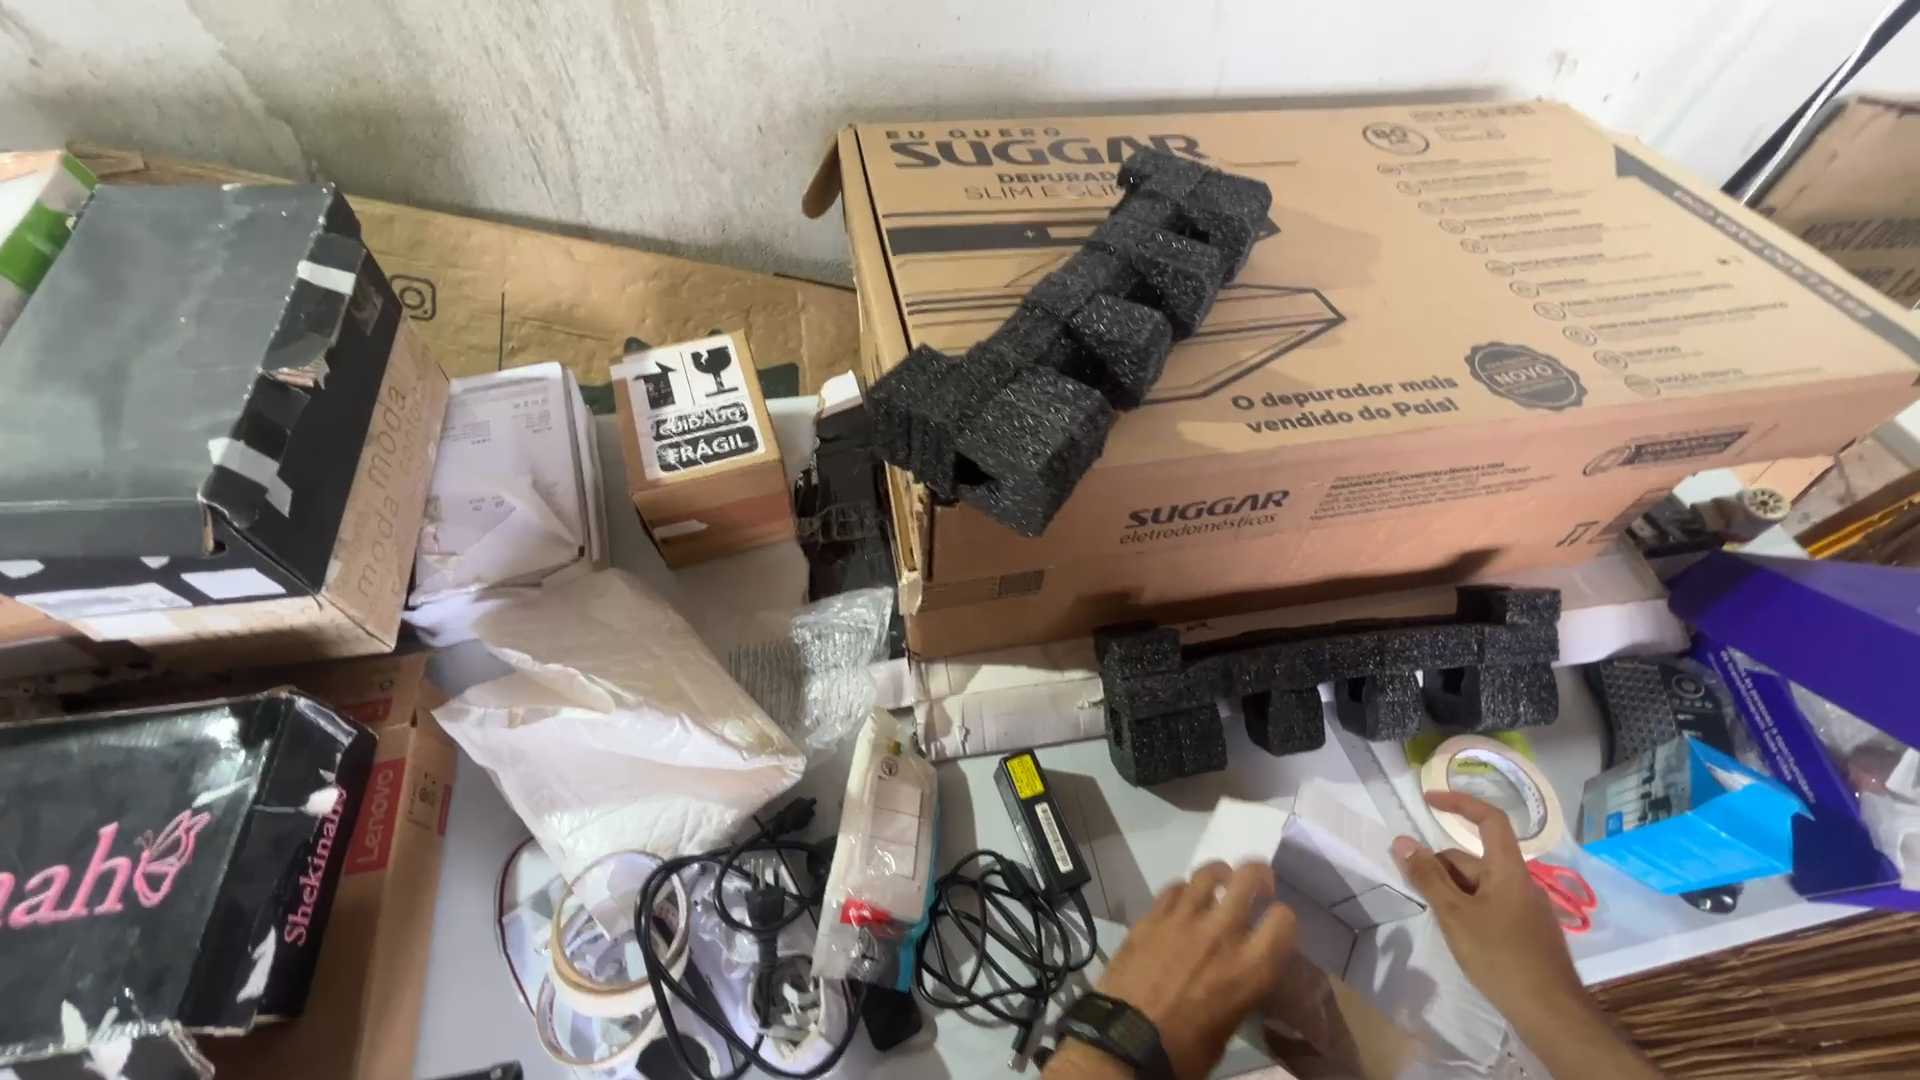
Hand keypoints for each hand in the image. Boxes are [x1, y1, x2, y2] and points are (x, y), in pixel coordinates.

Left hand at [1093, 862, 1296, 1079]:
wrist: (1125, 1040)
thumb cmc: (1184, 1050)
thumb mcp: (1228, 1026)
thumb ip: (1240, 988)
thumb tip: (1239, 973)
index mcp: (1248, 970)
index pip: (1283, 921)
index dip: (1284, 916)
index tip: (1276, 920)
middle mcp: (1220, 934)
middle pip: (1247, 879)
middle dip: (1258, 873)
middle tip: (1258, 882)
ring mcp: (1183, 919)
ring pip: (1207, 873)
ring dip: (1219, 872)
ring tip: (1221, 880)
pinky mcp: (1152, 916)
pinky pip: (1174, 888)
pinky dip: (1185, 889)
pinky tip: (1184, 899)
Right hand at [1391, 792, 1586, 1022]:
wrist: (1553, 1016)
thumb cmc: (1501, 956)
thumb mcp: (1454, 914)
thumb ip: (1427, 876)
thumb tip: (1402, 840)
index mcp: (1509, 871)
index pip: (1490, 820)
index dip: (1460, 803)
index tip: (1428, 800)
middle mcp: (1521, 883)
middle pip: (1474, 858)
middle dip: (1441, 865)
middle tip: (1414, 885)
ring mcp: (1527, 909)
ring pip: (1480, 884)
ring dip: (1452, 889)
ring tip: (1435, 916)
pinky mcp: (1527, 933)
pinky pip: (1490, 904)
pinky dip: (1467, 907)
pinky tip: (1458, 932)